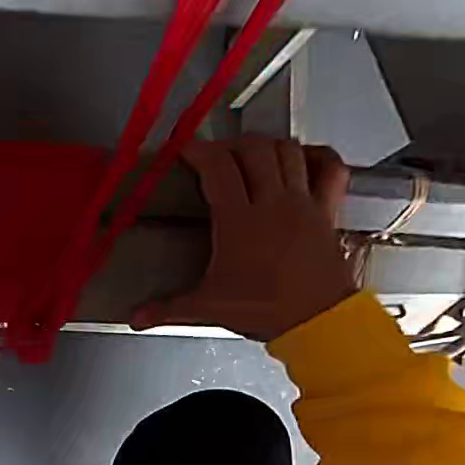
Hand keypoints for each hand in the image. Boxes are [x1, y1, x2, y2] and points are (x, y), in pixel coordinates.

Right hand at [132, 137, 355, 340]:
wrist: (316, 319)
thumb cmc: (262, 308)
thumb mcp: (207, 307)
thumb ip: (167, 308)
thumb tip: (134, 318)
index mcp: (239, 220)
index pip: (218, 168)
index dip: (199, 151)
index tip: (185, 148)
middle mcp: (273, 202)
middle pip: (254, 150)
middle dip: (231, 145)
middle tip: (215, 156)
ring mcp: (303, 202)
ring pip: (288, 151)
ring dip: (267, 145)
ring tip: (250, 154)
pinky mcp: (326, 210)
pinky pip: (329, 168)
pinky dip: (317, 155)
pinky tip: (302, 157)